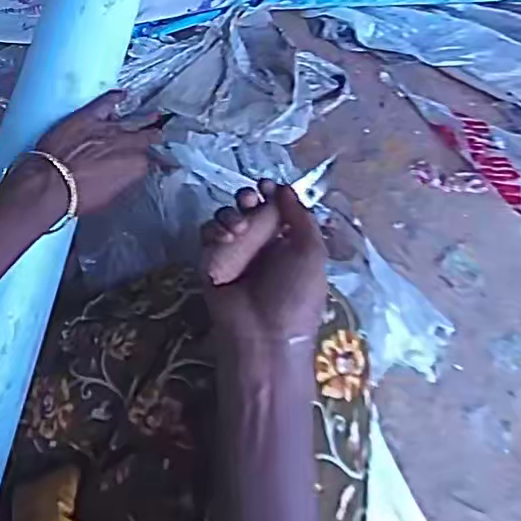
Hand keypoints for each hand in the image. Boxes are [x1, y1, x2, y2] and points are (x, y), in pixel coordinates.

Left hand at [4, 90, 159, 218]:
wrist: (52, 183)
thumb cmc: (78, 197)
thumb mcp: (110, 196)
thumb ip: (123, 181)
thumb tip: (126, 175)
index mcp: (134, 166)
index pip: (153, 161)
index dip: (159, 162)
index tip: (165, 162)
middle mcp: (126, 144)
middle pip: (147, 137)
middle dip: (155, 136)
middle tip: (161, 134)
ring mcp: (107, 128)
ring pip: (133, 120)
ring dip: (146, 118)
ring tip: (156, 115)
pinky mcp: (88, 116)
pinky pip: (106, 101)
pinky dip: (115, 97)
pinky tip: (123, 94)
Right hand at [199, 181, 327, 349]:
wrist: (263, 336)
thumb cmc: (295, 296)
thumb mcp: (312, 254)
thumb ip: (301, 217)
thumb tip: (285, 188)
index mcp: (288, 242)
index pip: (276, 208)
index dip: (271, 193)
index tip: (267, 185)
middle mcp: (260, 244)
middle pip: (248, 207)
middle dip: (247, 197)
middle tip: (249, 200)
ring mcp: (234, 252)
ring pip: (225, 216)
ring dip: (231, 213)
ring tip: (238, 227)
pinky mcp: (210, 260)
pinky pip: (207, 233)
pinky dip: (214, 230)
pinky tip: (225, 239)